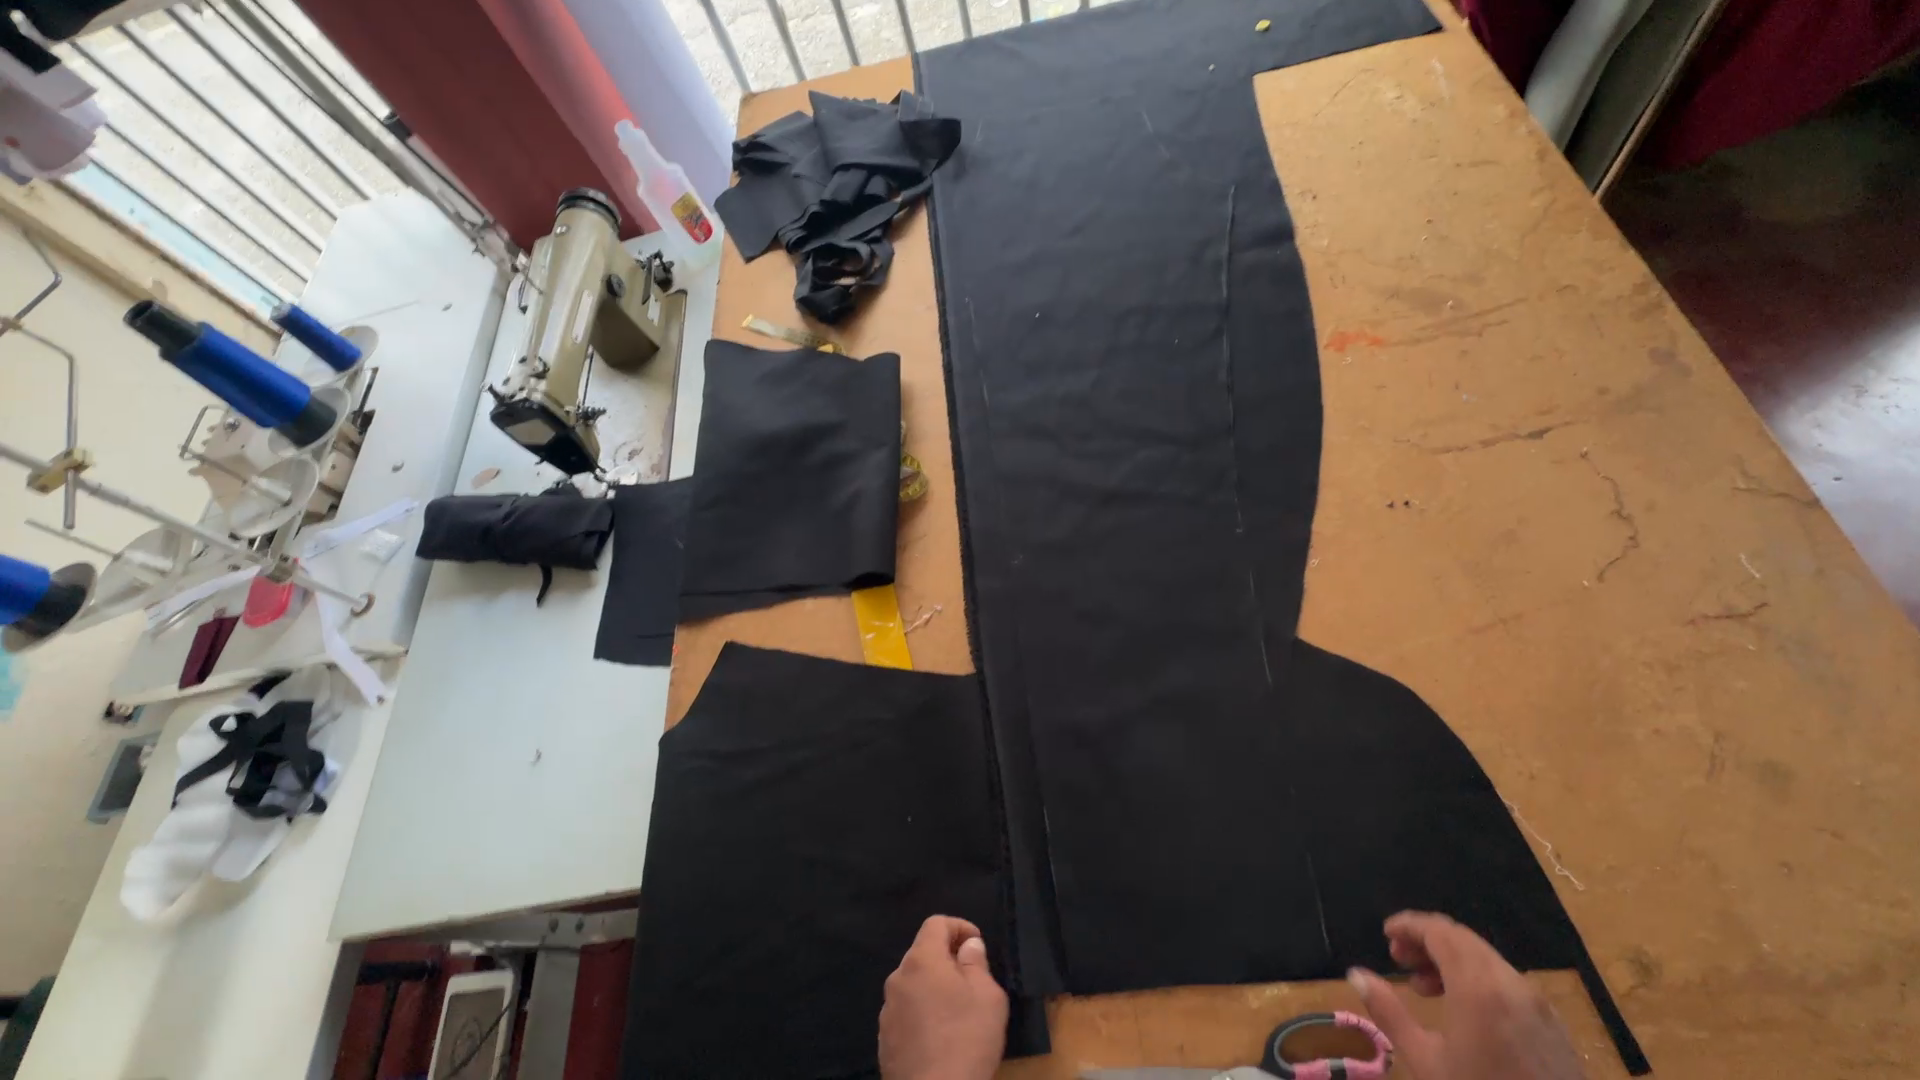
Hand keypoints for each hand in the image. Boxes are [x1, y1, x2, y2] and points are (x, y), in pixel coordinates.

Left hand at [879, 915, 1007, 1079]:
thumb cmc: (966, 1040)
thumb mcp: (988, 996)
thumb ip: (976, 963)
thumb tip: (967, 945)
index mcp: (921, 960)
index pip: (936, 923)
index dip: (959, 926)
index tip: (977, 944)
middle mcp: (898, 978)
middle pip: (922, 953)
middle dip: (947, 958)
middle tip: (971, 979)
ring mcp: (887, 1010)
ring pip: (913, 984)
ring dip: (933, 987)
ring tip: (957, 1011)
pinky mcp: (884, 1038)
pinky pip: (906, 1011)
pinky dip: (922, 1012)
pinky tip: (939, 1035)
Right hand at [1346, 911, 1585, 1079]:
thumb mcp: (1424, 1060)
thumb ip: (1388, 1011)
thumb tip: (1356, 974)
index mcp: (1477, 987)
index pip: (1440, 931)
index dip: (1410, 925)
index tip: (1385, 933)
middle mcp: (1511, 983)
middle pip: (1463, 939)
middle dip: (1427, 940)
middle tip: (1398, 959)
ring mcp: (1537, 1004)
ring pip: (1486, 959)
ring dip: (1451, 959)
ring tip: (1424, 987)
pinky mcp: (1552, 1024)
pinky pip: (1507, 982)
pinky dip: (1477, 978)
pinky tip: (1462, 1009)